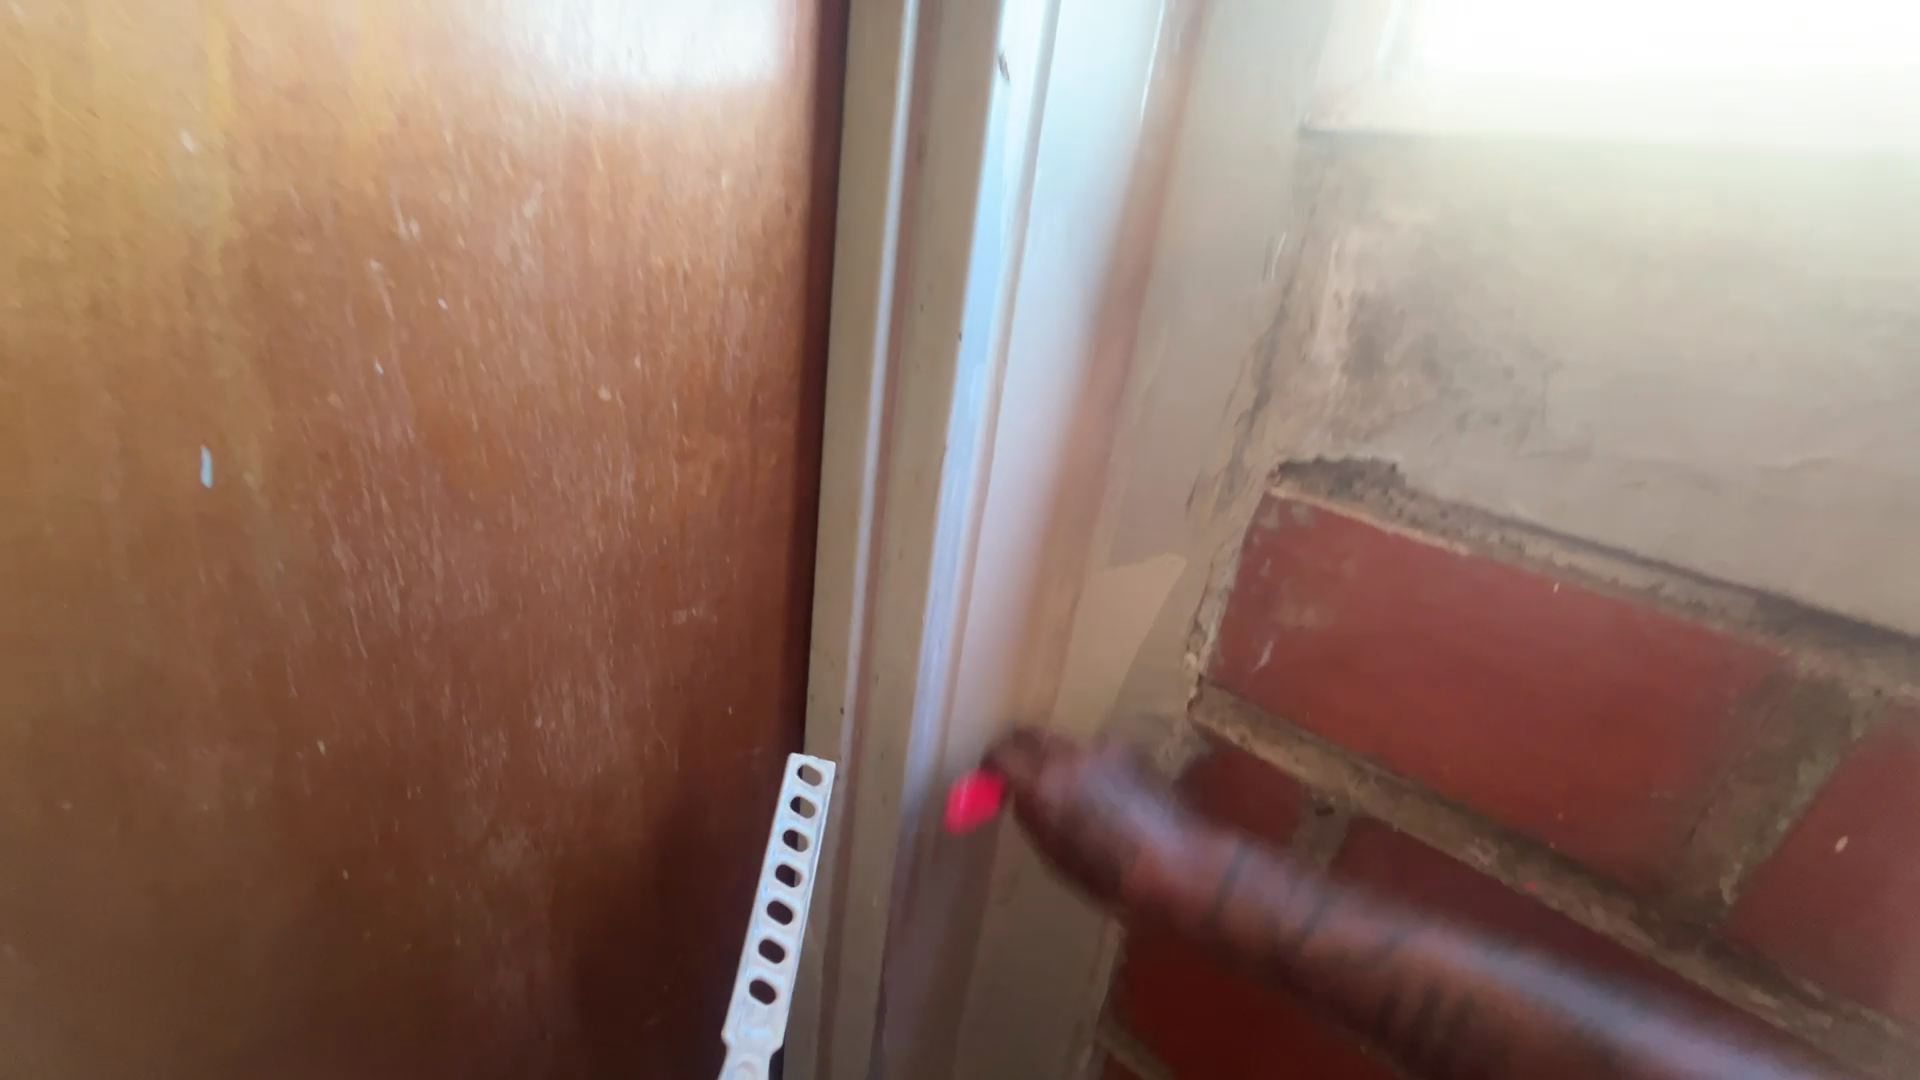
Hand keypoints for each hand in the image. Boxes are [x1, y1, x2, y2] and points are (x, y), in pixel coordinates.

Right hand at [984, 727, 1203, 910]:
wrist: (1179, 864)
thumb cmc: (1112, 876)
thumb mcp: (1056, 857)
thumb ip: (1032, 816)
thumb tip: (1019, 795)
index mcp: (1042, 784)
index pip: (999, 753)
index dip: (989, 765)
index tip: (988, 779)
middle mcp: (1067, 754)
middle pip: (1027, 734)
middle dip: (1016, 750)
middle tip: (1016, 774)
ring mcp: (1100, 747)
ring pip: (1062, 742)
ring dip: (1054, 759)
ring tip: (1068, 792)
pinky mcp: (1128, 748)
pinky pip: (1094, 751)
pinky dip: (1088, 765)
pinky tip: (1105, 795)